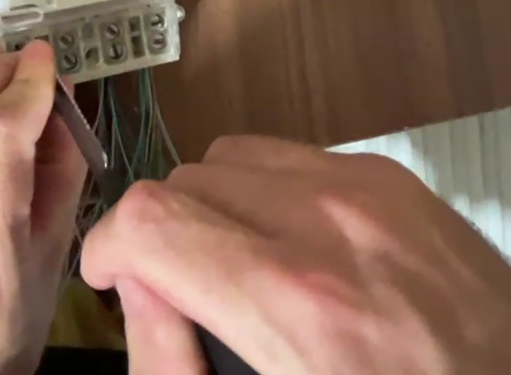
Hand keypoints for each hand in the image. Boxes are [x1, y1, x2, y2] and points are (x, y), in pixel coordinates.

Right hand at [81, 135, 510, 374]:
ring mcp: (373, 189)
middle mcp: (333, 222)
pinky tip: (296, 251)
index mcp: (300, 304)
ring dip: (213, 207)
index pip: (152, 218)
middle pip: (185, 180)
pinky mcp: (401, 181)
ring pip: (232, 156)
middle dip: (164, 237)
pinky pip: (293, 157)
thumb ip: (175, 367)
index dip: (110, 246)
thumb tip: (137, 291)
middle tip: (182, 295)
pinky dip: (268, 195)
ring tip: (238, 269)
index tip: (112, 278)